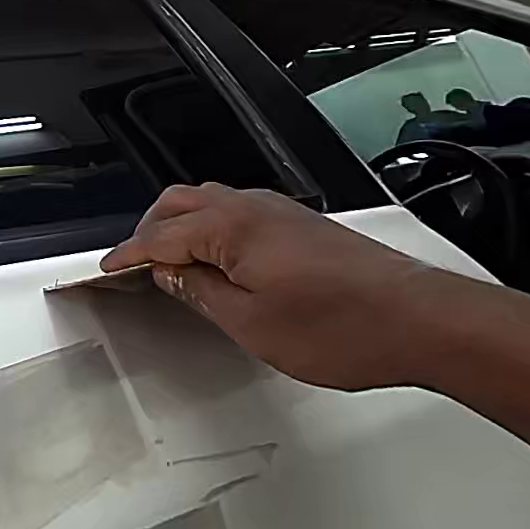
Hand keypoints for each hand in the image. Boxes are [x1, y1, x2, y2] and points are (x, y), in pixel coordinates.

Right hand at [100, 183, 460, 390]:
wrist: (421, 319)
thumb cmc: (340, 326)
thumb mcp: (251, 323)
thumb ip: (200, 291)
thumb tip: (168, 272)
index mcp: (230, 227)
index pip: (160, 236)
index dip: (129, 254)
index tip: (108, 267)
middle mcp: (249, 207)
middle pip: (178, 203)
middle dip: (148, 229)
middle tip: (134, 263)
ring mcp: (276, 210)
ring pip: (206, 201)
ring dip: (178, 224)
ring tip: (169, 260)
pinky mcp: (296, 221)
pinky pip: (233, 210)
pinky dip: (207, 226)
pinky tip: (213, 256)